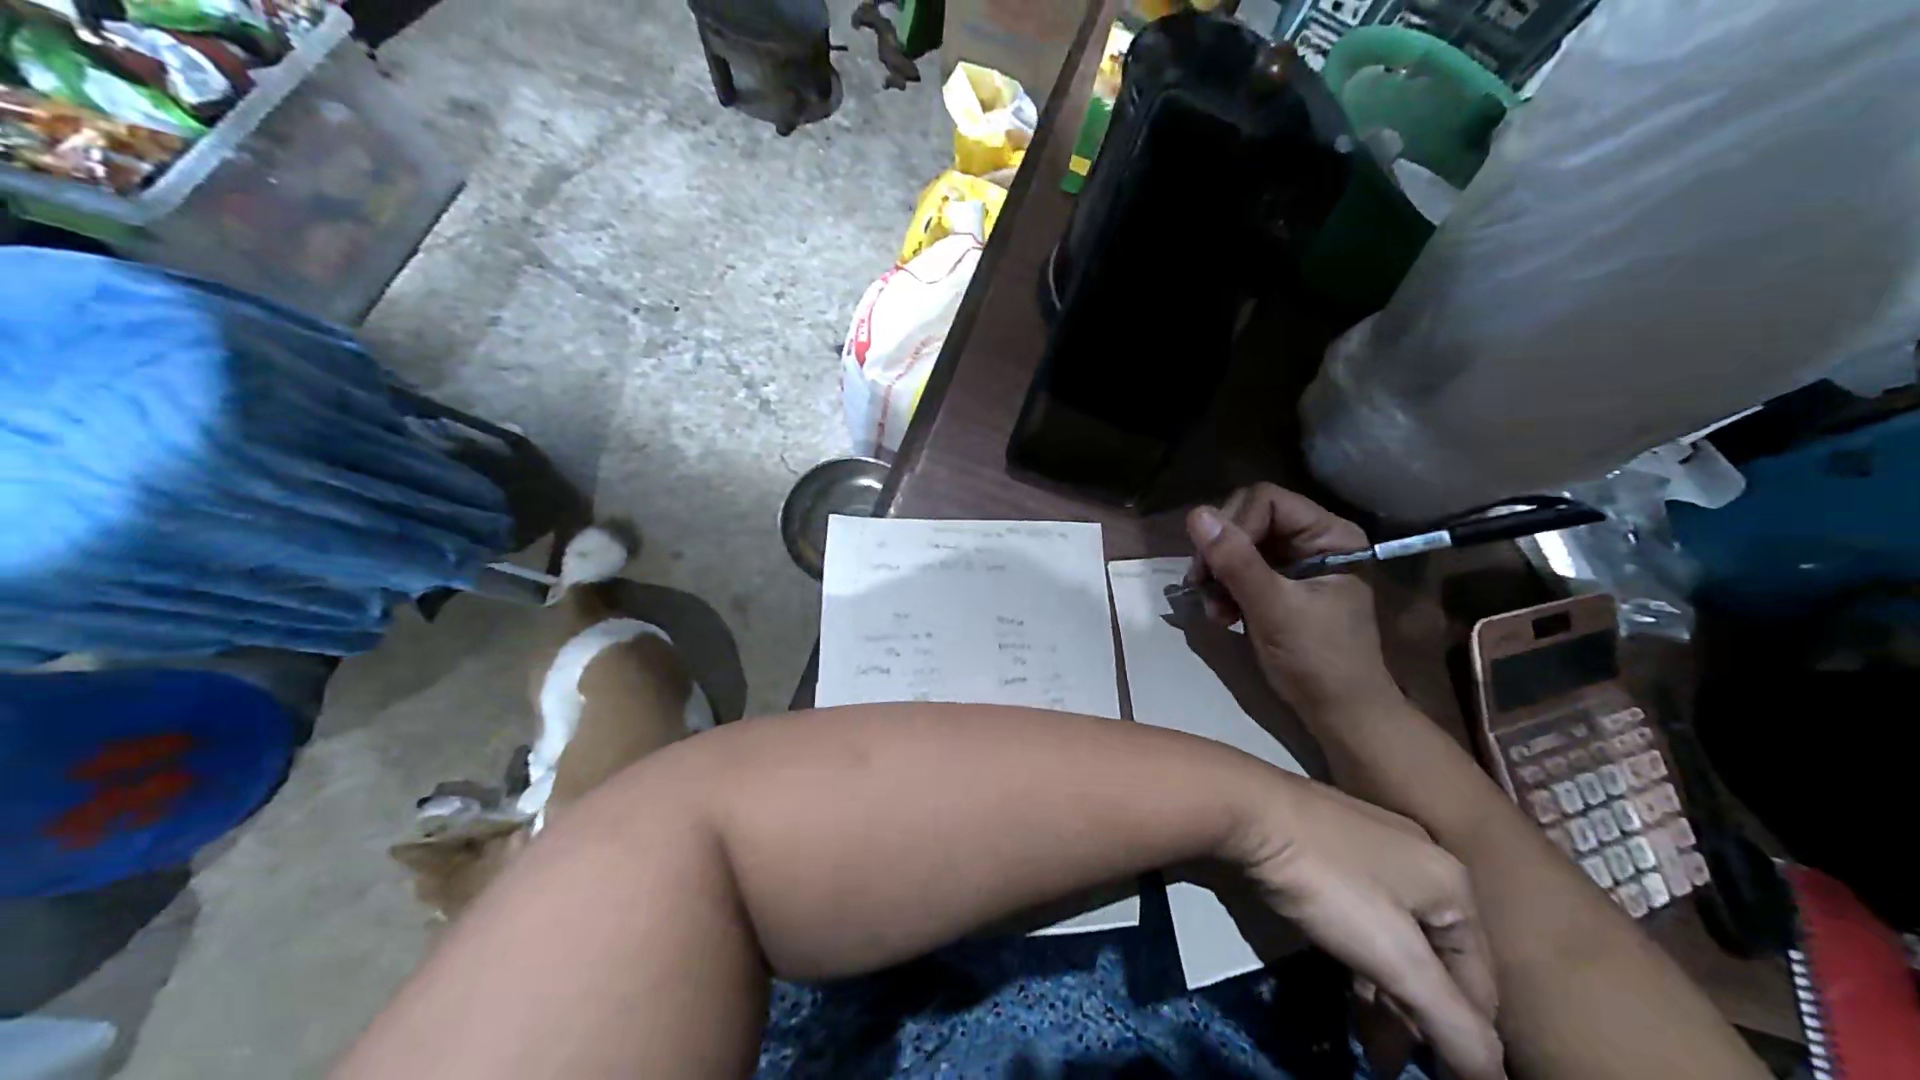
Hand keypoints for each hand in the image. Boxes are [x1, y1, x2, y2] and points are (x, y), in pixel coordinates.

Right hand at [1184, 484, 1398, 715]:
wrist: (1339, 713)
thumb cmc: (1318, 660)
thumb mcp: (1273, 608)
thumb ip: (1236, 561)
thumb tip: (1196, 514)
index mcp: (1329, 534)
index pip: (1266, 501)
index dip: (1235, 527)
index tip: (1216, 567)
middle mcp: (1312, 539)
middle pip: (1247, 518)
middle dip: (1220, 553)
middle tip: (1204, 588)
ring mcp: (1294, 562)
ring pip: (1237, 544)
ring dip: (1216, 575)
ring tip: (1214, 610)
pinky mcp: (1278, 584)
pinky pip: (1238, 568)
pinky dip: (1222, 589)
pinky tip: (1220, 615)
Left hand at [1228, 776, 1504, 1079]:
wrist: (1240, 805)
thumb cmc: (1325, 878)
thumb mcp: (1395, 957)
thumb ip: (1452, 1023)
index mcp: (1451, 884)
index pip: (1479, 985)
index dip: (1466, 1042)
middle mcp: (1418, 861)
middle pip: (1432, 961)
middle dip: (1415, 1020)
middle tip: (1385, 1064)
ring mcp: (1366, 848)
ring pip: (1390, 938)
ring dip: (1382, 994)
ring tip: (1366, 1044)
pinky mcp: (1323, 845)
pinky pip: (1356, 914)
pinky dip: (1356, 955)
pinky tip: (1343, 985)